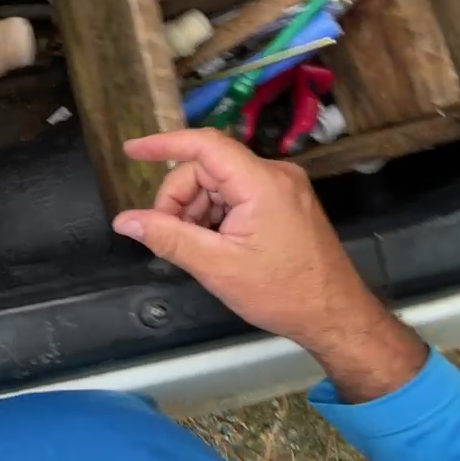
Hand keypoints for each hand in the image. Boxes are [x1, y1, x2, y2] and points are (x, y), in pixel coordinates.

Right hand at [112, 130, 426, 402]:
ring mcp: (279, 188)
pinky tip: (214, 246)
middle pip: (204, 170)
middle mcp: (273, 176)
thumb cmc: (283, 293)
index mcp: (261, 184)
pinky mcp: (280, 202)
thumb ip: (167, 237)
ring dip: (195, 213)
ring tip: (199, 249)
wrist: (334, 316)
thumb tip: (125, 221)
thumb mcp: (216, 266)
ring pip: (215, 185)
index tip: (130, 151)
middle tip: (170, 238)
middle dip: (178, 201)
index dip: (163, 144)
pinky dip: (213, 217)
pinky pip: (232, 196)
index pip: (204, 146)